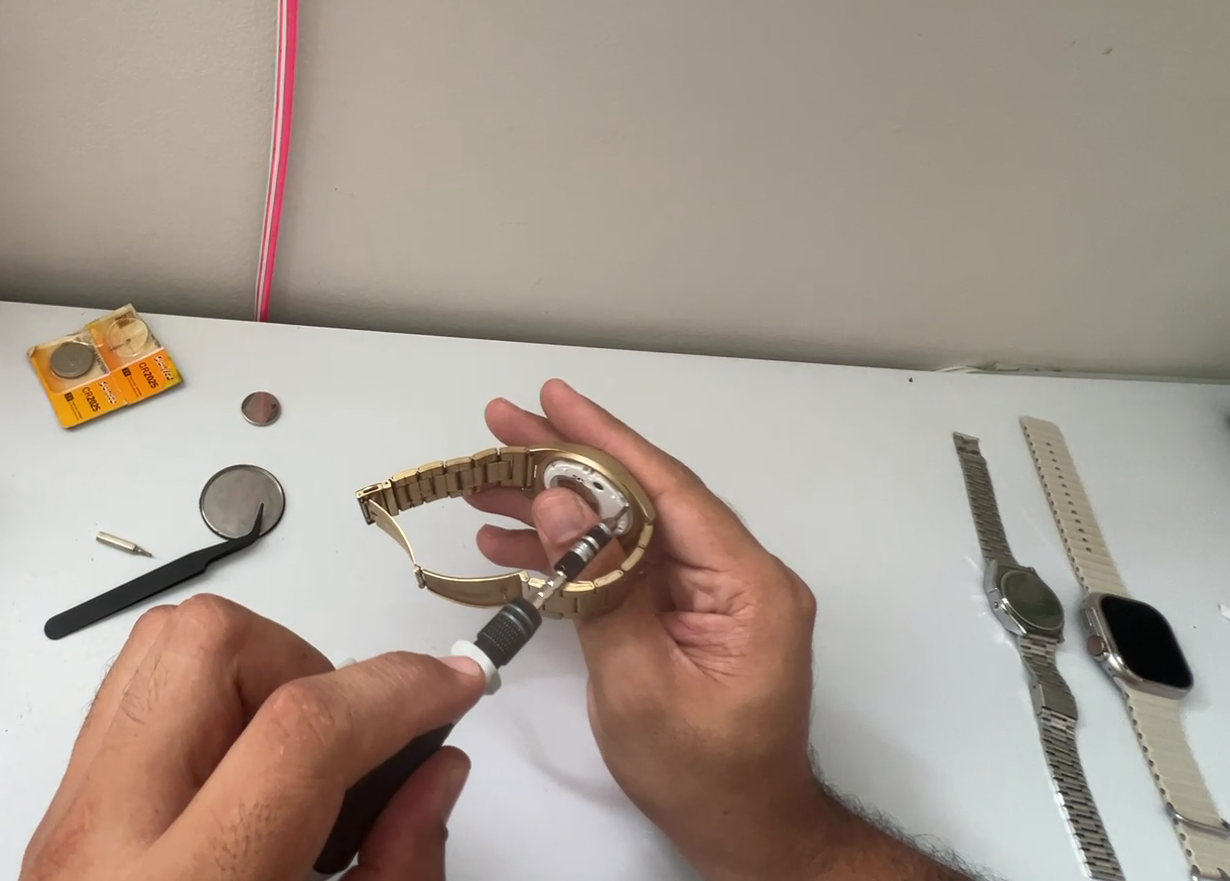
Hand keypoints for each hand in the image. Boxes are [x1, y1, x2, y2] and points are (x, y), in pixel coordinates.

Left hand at [22, 596, 485, 880]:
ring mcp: (70, 806)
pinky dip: (213, 684)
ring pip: (168, 640)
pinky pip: (142, 677)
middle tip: (345, 742)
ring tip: (291, 752)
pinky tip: (244, 756)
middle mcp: (104, 834)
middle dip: (307, 664)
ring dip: (257, 666)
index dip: (397, 691)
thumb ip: (400, 870)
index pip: (299, 734)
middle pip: (209, 647)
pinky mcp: (65, 796)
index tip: (454, 682)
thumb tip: (438, 765)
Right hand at [473, 381, 967, 880]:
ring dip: (550, 504)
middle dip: (564, 458)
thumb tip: (559, 500)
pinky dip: (561, 552)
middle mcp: (728, 570)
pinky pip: (613, 562)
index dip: (604, 438)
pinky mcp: (673, 603)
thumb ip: (599, 585)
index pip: (665, 488)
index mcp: (746, 583)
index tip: (553, 397)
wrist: (741, 833)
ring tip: (483, 484)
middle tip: (500, 424)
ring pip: (616, 523)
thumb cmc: (699, 773)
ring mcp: (700, 586)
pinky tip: (506, 542)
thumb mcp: (638, 681)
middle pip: (635, 495)